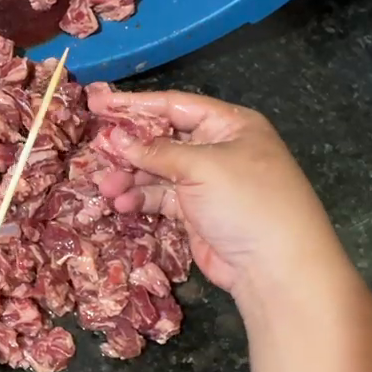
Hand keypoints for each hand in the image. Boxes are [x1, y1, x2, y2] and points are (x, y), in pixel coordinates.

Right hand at [86, 85, 346, 296]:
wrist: (276, 267)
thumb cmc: (246, 201)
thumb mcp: (201, 167)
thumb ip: (155, 151)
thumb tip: (114, 137)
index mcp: (229, 125)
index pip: (174, 105)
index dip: (135, 104)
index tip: (98, 104)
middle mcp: (217, 148)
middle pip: (162, 139)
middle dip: (129, 148)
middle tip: (96, 151)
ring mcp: (205, 182)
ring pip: (156, 171)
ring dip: (130, 177)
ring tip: (106, 187)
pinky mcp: (195, 211)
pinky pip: (159, 197)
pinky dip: (140, 199)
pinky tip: (122, 204)